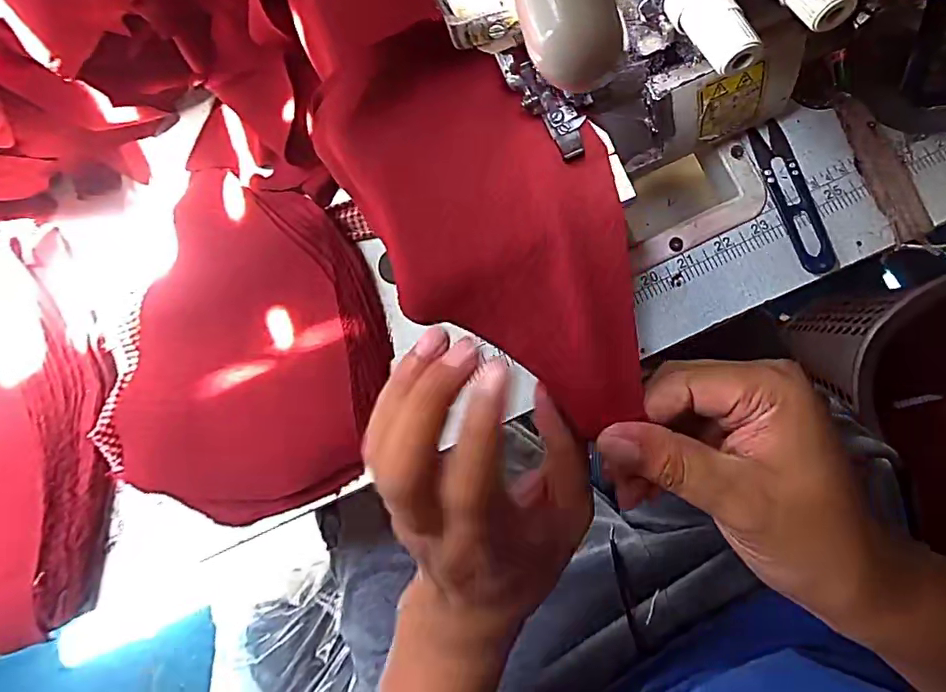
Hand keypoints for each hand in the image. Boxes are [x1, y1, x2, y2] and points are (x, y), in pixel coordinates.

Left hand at [364, 328, 592, 686]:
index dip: (480, 425)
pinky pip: (376, 437)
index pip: (469, 486)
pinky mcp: (385, 487)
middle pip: (406, 467)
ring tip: (439, 339)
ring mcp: (398, 508)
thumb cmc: (526, 559)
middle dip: (432, 397)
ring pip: (383, 448)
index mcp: (482, 542)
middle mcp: (430, 527)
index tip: (500, 370)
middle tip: (467, 350)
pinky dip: (393, 390)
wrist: (468, 605)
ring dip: (407, 385)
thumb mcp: (570, 518)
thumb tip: (545, 390)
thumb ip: (567, 457)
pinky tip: (419, 356)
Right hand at [595, 359, 906, 639]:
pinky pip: (693, 429)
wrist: (856, 581)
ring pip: (680, 410)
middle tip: (613, 473)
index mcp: (767, 384)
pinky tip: (646, 484)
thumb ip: (670, 461)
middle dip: (643, 432)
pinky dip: (670, 455)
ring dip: (651, 447)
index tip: (606, 450)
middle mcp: (758, 380)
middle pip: (678, 391)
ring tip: (626, 487)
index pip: (683, 382)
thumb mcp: (735, 499)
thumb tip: (609, 436)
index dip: (641, 413)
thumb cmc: (808, 539)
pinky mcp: (743, 426)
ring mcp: (751, 403)